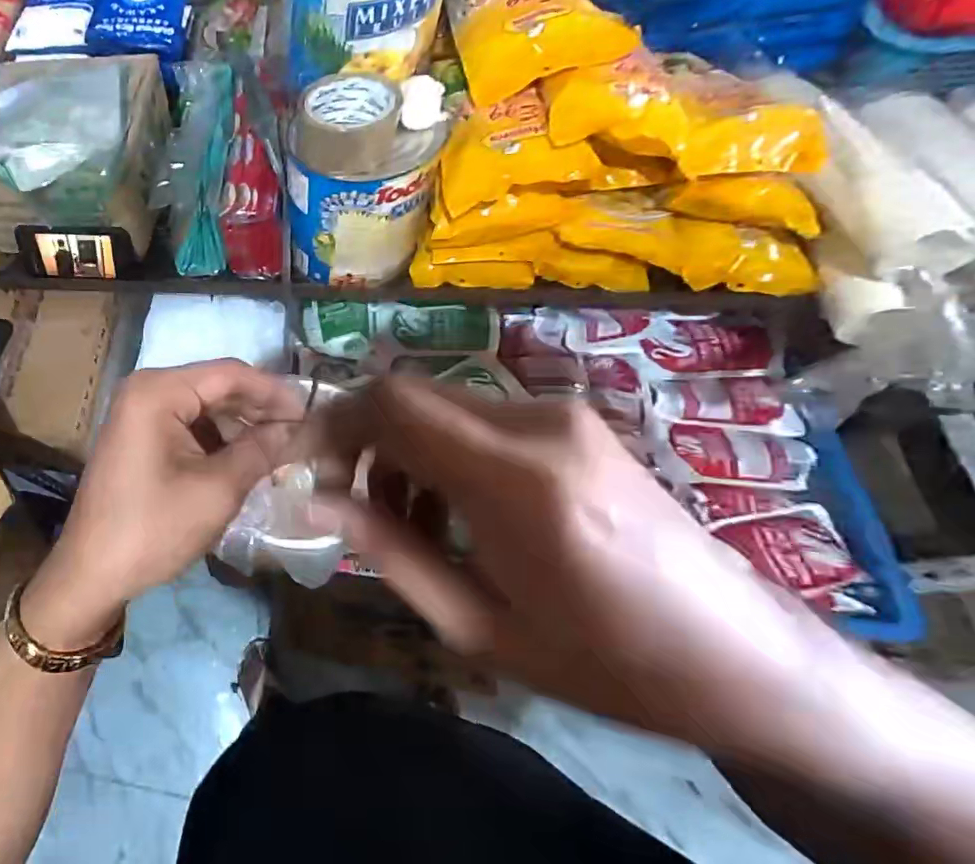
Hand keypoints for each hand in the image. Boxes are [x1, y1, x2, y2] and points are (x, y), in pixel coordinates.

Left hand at [21, 360, 303, 648]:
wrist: (92, 569)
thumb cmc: (154, 527)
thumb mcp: (217, 489)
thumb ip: (260, 450)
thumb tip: (296, 429)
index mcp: (157, 391)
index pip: (229, 373)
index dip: (274, 391)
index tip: (313, 414)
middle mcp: (143, 389)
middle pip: (214, 386)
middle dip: (257, 409)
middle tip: (301, 435)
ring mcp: (135, 412)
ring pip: (201, 405)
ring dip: (238, 425)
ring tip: (279, 451)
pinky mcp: (135, 434)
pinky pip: (184, 423)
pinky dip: (214, 438)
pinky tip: (243, 459)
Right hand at [313, 376, 857, 757]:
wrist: (751, 663)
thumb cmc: (607, 661)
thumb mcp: (478, 626)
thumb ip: (387, 552)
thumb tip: (314, 499)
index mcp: (517, 481)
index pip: (390, 406)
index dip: (331, 425)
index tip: (306, 466)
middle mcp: (539, 426)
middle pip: (404, 394)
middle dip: (356, 438)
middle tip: (344, 494)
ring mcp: (561, 417)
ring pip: (432, 404)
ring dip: (396, 450)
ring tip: (401, 517)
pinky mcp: (571, 422)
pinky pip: (470, 416)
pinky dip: (435, 450)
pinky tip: (448, 507)